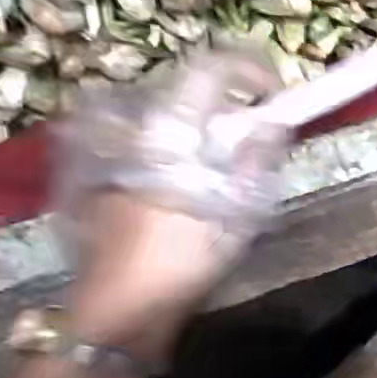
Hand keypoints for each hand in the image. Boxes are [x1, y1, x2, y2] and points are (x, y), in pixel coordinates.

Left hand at [54, 51, 285, 356]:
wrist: (122, 307)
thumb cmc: (186, 260)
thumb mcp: (239, 213)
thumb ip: (258, 162)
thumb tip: (274, 124)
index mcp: (172, 133)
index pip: (209, 70)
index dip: (248, 70)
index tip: (273, 91)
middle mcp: (136, 131)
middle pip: (186, 94)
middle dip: (226, 106)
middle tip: (252, 136)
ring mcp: (112, 154)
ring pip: (165, 122)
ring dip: (198, 130)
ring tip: (218, 163)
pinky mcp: (102, 179)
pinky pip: (145, 147)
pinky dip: (174, 152)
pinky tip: (184, 188)